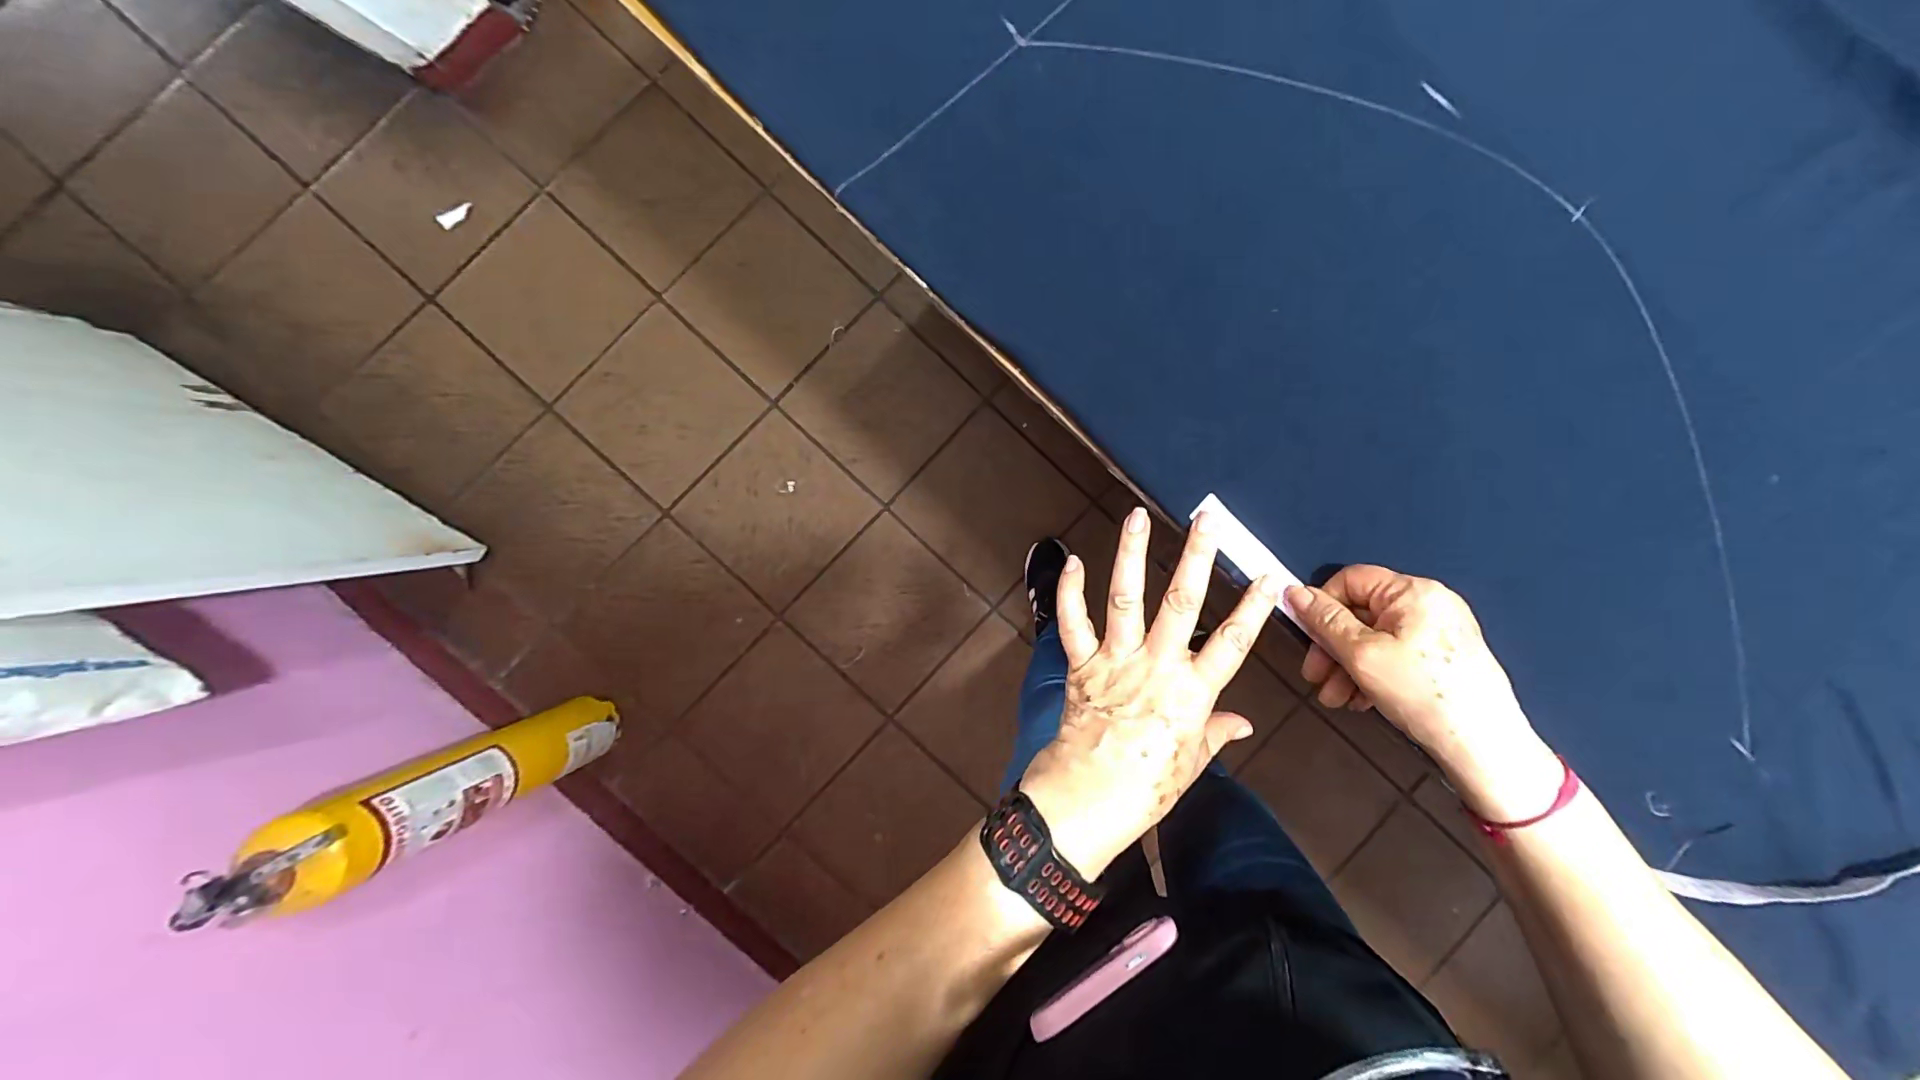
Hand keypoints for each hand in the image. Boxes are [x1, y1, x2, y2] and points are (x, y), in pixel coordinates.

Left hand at [1018, 508, 1280, 877]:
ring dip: (1131, 554)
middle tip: (1206, 520)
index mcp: (1191, 693)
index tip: (1264, 575)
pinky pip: (1072, 622)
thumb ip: (1216, 734)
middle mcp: (1156, 667)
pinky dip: (1070, 592)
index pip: (1232, 642)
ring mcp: (1116, 661)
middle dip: (1196, 556)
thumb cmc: (1144, 788)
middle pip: (1182, 603)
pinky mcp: (1081, 665)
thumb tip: (1243, 723)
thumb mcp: (1191, 763)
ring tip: (1137, 518)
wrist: (1087, 800)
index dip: (1251, 607)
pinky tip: (1073, 562)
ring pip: (1126, 597)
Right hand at [1285, 567, 1562, 821]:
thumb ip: (1324, 621)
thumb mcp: (1360, 654)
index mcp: (1414, 593)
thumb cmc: (1431, 698)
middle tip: (1316, 673)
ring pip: (1372, 638)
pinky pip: (1392, 654)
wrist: (1483, 746)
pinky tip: (1360, 698)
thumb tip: (1297, 594)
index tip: (1307, 634)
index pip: (1350, 580)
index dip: (1322, 607)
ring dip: (1346, 666)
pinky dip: (1370, 673)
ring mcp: (1438, 631)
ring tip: (1336, 696)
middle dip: (1331, 647)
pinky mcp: (1441, 657)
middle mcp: (1429, 605)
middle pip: (1359, 613)